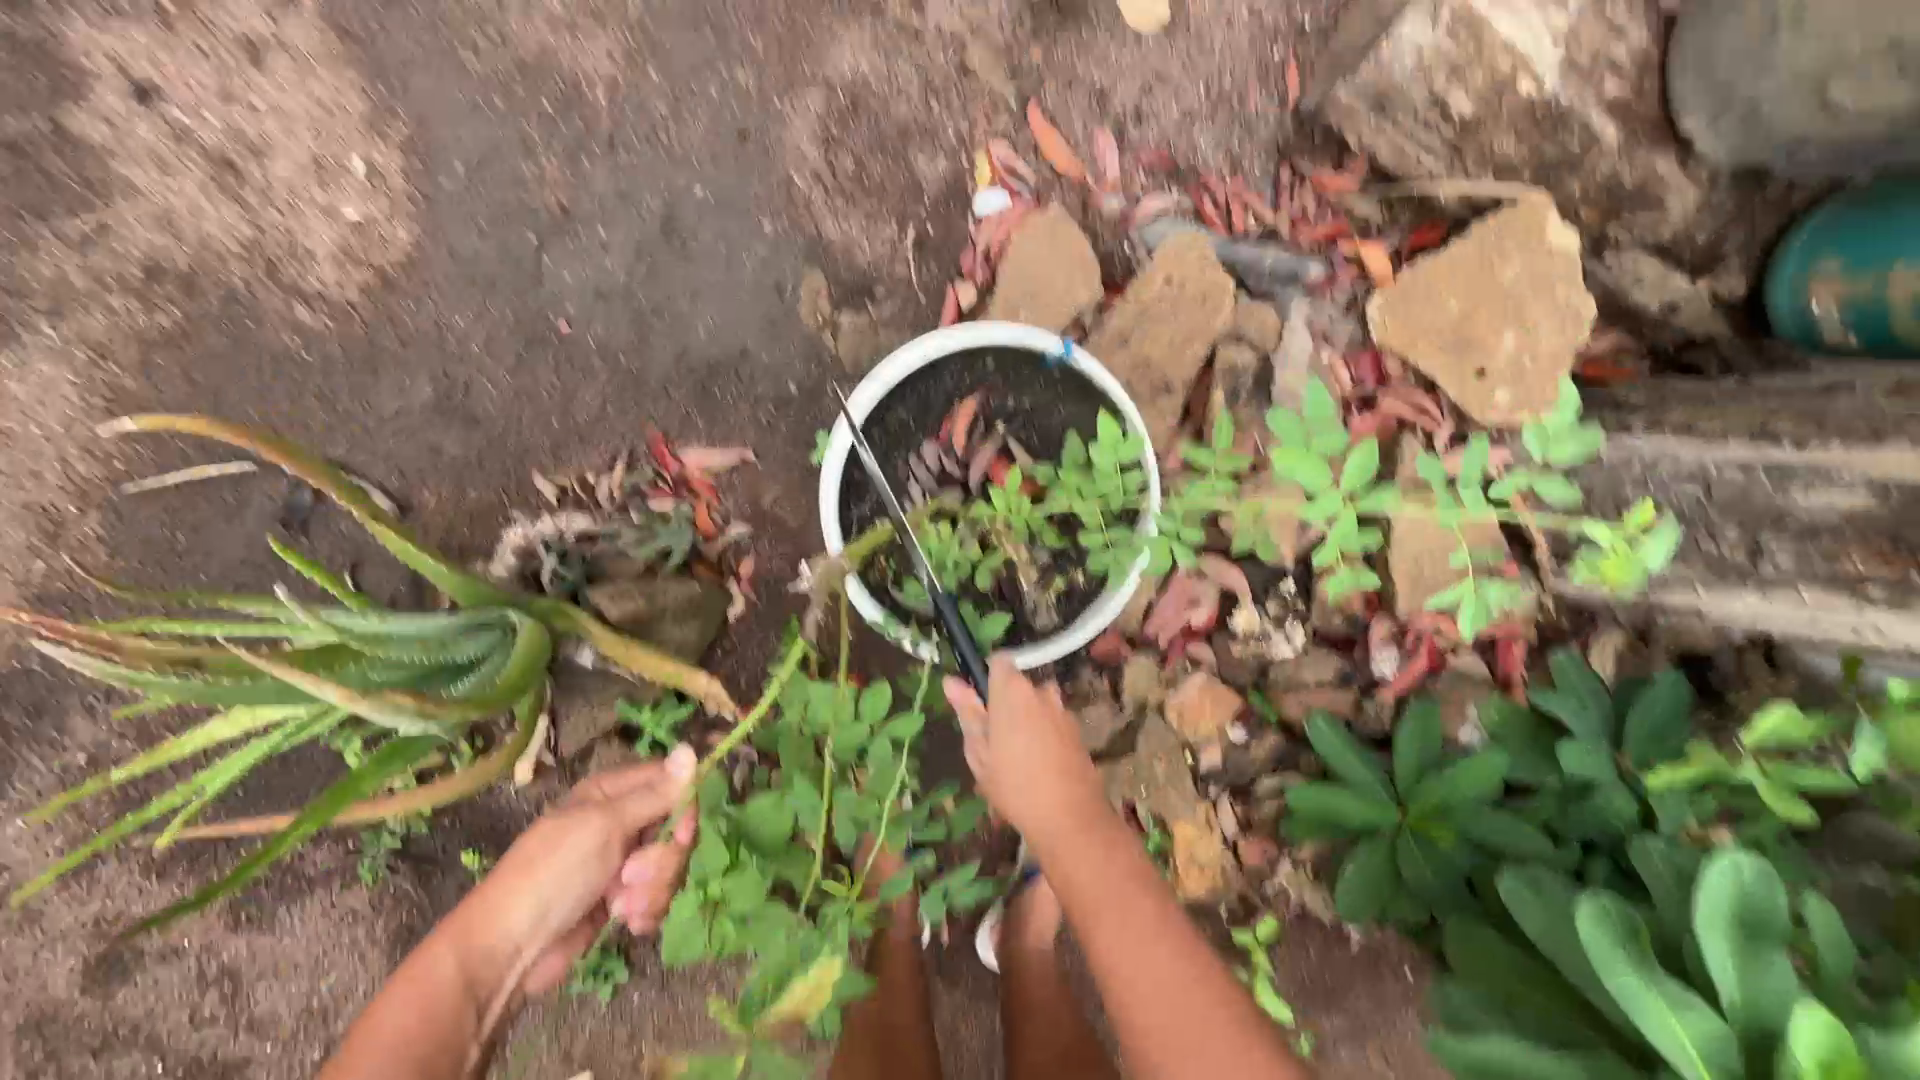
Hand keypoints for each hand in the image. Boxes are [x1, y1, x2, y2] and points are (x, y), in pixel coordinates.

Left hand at [445, 744, 697, 995]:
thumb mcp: (604, 826)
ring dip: (652, 889)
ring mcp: (622, 863)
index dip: (683, 808)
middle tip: (630, 875)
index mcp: (612, 794)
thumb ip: (655, 794)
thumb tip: (691, 748)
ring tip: (621, 907)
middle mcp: (621, 823)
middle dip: (663, 859)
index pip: (671, 784)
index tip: (680, 833)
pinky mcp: (623, 899)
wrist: (510, 949)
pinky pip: (659, 896)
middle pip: (676, 829)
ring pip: (670, 866)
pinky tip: (627, 923)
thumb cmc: (553, 874)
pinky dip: (647, 911)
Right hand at [943, 653, 1108, 841]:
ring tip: (1017, 759)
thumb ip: (967, 712)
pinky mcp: (1077, 731)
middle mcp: (1040, 692)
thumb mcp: (979, 751)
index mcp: (1012, 691)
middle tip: (993, 743)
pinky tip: (1039, 768)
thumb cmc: (1013, 784)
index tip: (980, 703)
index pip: (999, 660)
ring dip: (1027, 721)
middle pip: (1018, 686)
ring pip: (1036, 706)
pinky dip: (1044, 736)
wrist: (1069, 816)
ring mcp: (1062, 711)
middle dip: (1006, 704)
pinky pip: (1052, 723)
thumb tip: (951, 681)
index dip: (988, 676)